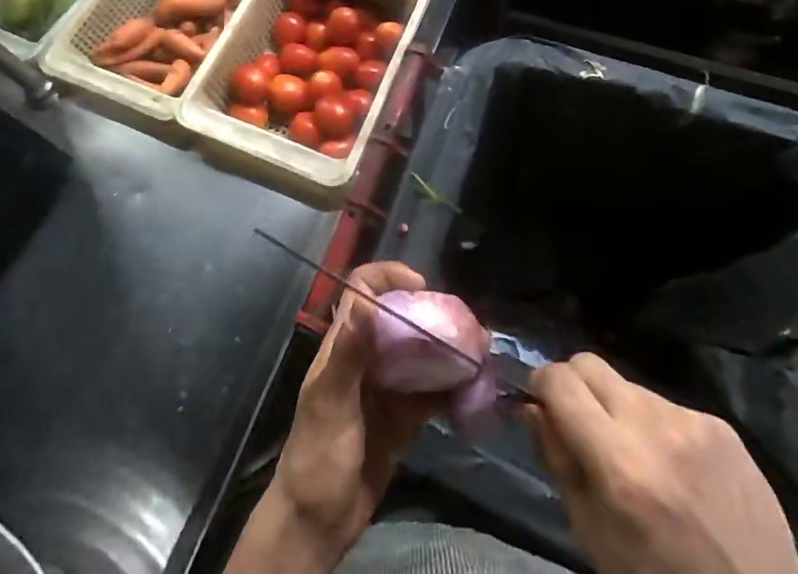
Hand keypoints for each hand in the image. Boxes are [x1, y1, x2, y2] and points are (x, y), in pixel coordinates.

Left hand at [225, 261, 444, 573]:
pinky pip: (432, 393)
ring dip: (448, 351)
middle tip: (466, 324)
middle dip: (431, 315)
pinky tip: (475, 389)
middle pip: (400, 320)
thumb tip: (367, 304)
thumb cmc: (317, 455)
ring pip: (420, 355)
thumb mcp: (330, 402)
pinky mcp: (404, 418)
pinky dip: (453, 389)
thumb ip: (347, 354)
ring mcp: (387, 388)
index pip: (362, 292)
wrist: (318, 519)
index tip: (422, 286)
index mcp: (343, 346)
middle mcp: (367, 359)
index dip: (388, 277)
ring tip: (480, 351)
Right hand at [528, 354, 797, 573]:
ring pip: (628, 384)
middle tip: (578, 420)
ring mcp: (692, 422)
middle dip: (572, 383)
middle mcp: (654, 427)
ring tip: (633, 452)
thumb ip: (557, 461)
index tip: (540, 404)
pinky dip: (655, 425)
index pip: (559, 380)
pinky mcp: (721, 425)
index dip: (540, 385)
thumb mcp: (590, 532)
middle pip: (589, 363)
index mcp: (617, 462)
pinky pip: (667, 406)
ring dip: (616, 407)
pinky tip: (672, 464)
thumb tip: (531, 407)